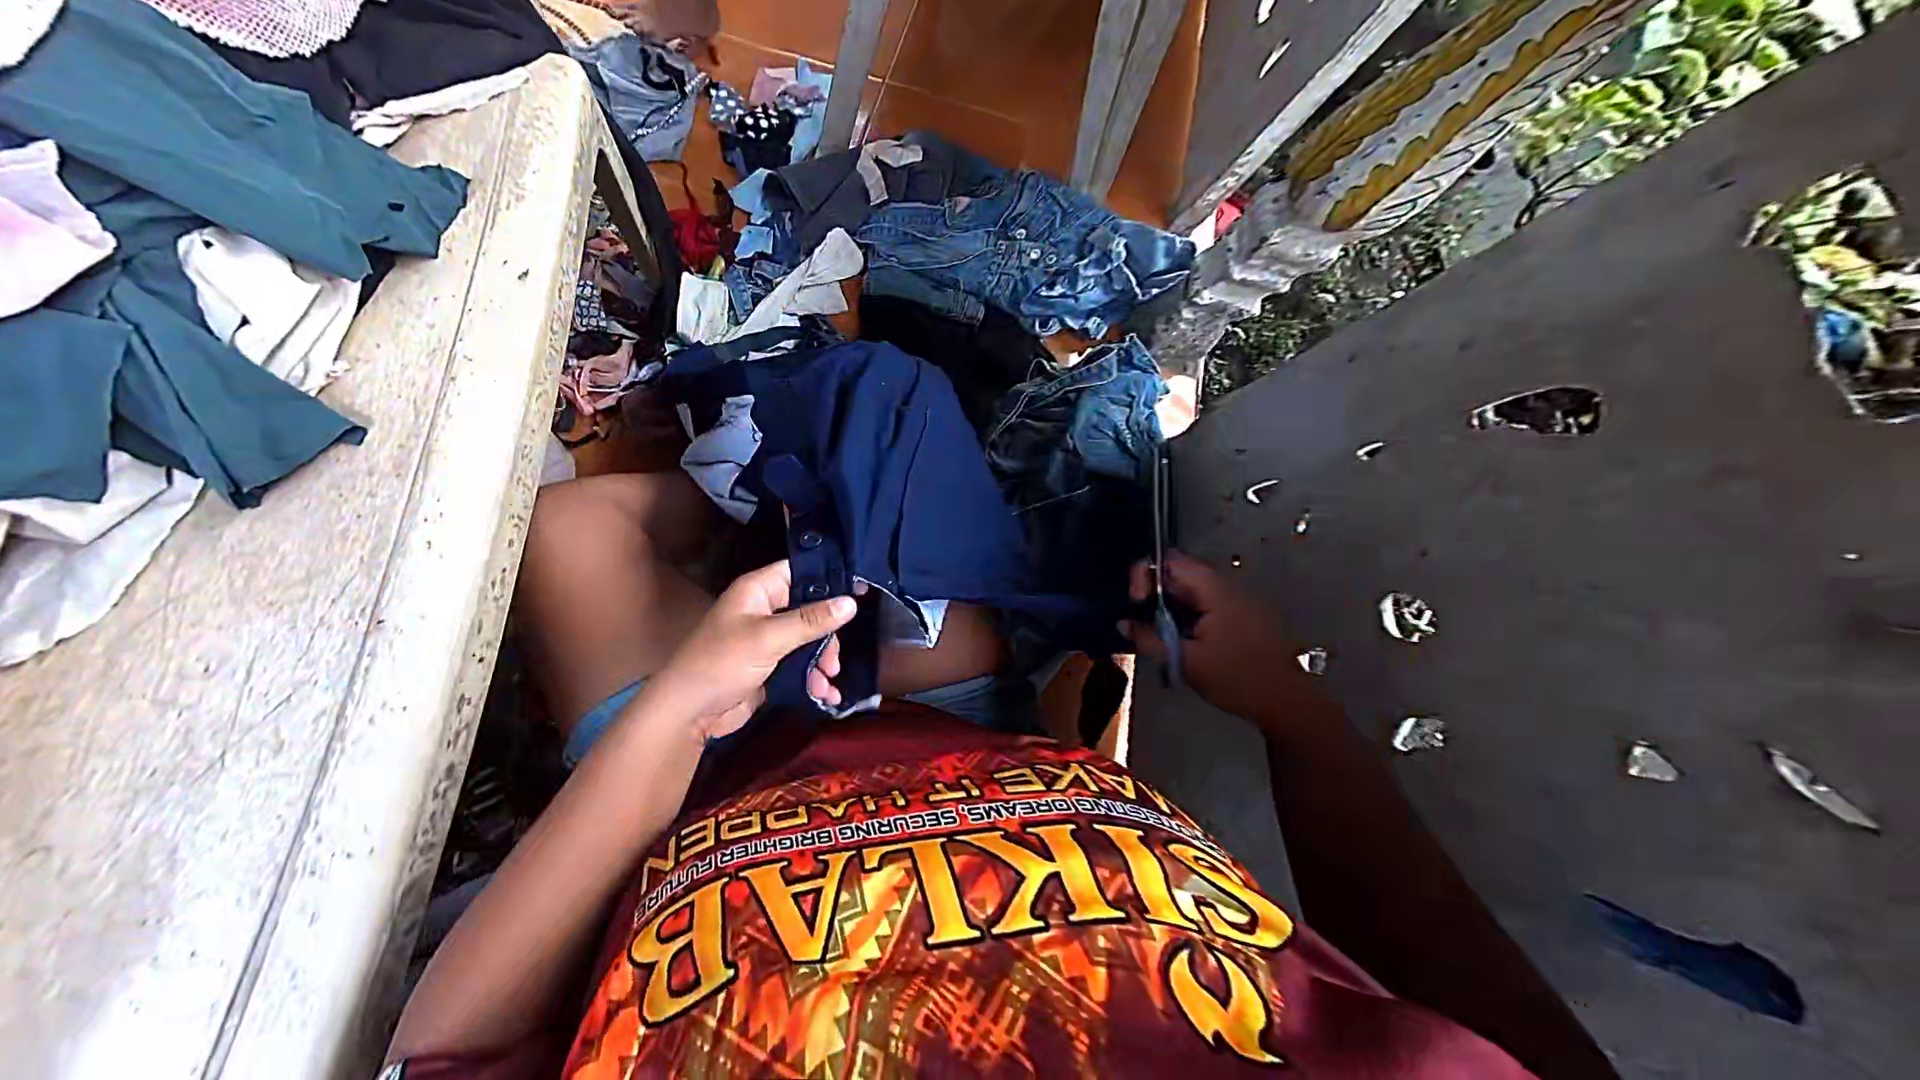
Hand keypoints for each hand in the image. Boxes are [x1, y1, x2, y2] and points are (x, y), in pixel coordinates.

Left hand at [645, 560, 856, 739]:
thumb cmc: (721, 663)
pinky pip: (800, 666)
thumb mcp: (769, 638)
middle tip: (834, 656)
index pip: (798, 572)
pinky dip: (813, 678)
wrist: (688, 713)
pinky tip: (825, 694)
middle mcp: (763, 611)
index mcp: (758, 591)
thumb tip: (851, 602)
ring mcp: (766, 640)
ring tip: (828, 679)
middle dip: (827, 633)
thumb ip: (811, 620)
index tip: (858, 591)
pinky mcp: (769, 667)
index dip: (827, 579)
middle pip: (810, 610)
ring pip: (808, 641)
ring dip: (822, 660)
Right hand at [1119, 550, 1294, 720]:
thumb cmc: (1237, 678)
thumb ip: (1150, 640)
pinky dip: (1185, 615)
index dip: (1145, 574)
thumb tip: (1123, 624)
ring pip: (1191, 589)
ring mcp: (1235, 601)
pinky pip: (1204, 603)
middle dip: (1154, 592)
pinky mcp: (1240, 616)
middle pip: (1179, 572)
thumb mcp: (1186, 661)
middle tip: (1143, 620)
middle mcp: (1225, 587)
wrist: (1288, 702)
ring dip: (1169, 606)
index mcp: (1214, 590)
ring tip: (1159, 634)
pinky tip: (1180, 640)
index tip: (1137, 604)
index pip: (1169, 561)